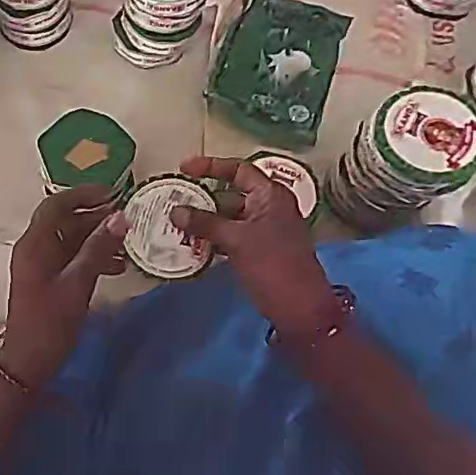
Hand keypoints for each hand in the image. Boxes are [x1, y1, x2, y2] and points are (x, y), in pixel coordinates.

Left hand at [3, 185, 127, 384]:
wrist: (28, 365)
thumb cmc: (49, 324)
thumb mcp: (77, 284)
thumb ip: (97, 249)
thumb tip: (120, 217)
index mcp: (35, 245)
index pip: (56, 205)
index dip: (83, 194)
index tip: (113, 193)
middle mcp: (35, 249)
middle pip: (66, 220)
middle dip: (97, 217)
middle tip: (128, 217)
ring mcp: (42, 265)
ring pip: (72, 240)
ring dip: (98, 238)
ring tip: (127, 242)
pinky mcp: (50, 280)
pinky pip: (73, 258)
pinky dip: (94, 257)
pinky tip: (118, 265)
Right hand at [168, 156, 341, 339]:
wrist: (300, 308)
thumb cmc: (273, 265)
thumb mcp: (236, 240)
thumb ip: (205, 223)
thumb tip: (175, 211)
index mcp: (271, 195)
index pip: (239, 169)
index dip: (211, 166)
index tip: (184, 168)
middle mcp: (271, 206)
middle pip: (234, 192)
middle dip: (205, 195)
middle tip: (177, 198)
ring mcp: (268, 228)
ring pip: (232, 215)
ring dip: (208, 218)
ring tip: (180, 221)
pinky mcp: (262, 249)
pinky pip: (234, 234)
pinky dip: (216, 235)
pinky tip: (194, 242)